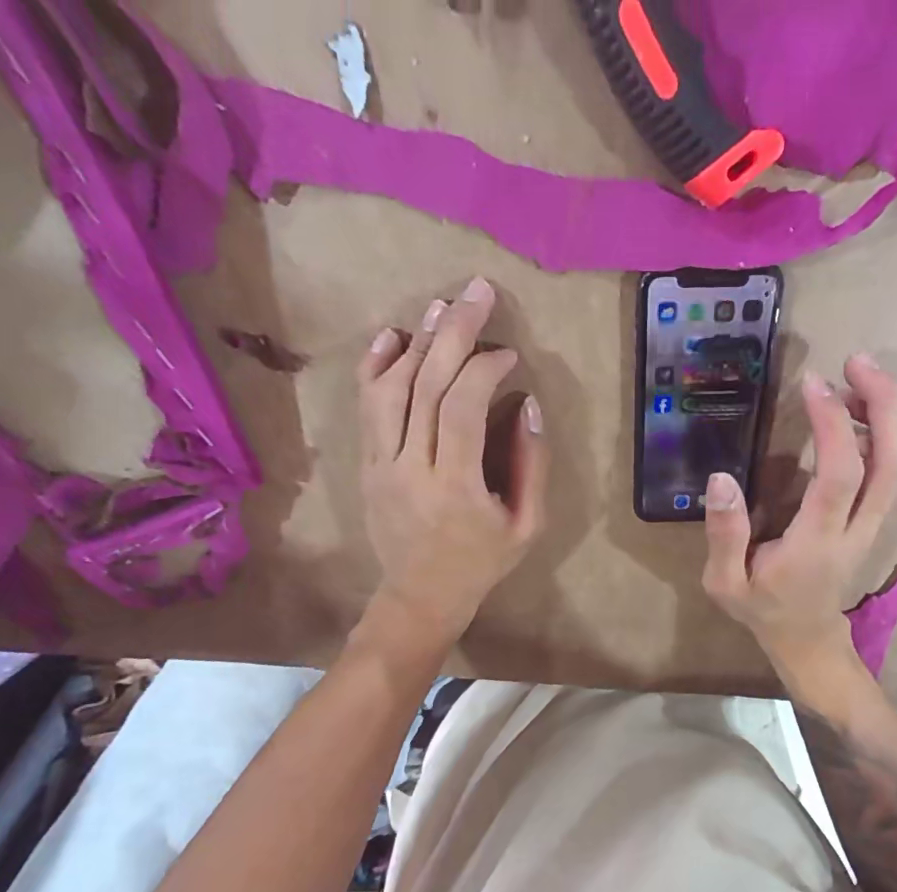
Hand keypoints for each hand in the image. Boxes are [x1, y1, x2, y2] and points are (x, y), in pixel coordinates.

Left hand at [355, 276, 547, 644]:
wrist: (419, 595)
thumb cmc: (480, 563)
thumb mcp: (526, 526)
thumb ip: (531, 466)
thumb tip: (526, 403)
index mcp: (454, 487)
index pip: (461, 408)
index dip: (484, 369)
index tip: (508, 354)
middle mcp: (410, 468)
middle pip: (425, 386)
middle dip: (454, 333)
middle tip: (477, 292)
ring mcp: (380, 465)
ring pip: (389, 390)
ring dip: (416, 343)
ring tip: (440, 307)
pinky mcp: (366, 465)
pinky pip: (365, 409)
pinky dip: (375, 369)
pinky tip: (391, 337)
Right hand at [701, 353, 896, 679]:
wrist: (807, 638)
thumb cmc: (761, 608)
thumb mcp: (724, 582)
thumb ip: (724, 533)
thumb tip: (720, 479)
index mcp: (818, 542)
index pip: (840, 475)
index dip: (833, 424)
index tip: (813, 383)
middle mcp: (859, 529)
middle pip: (895, 461)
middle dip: (885, 404)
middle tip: (856, 363)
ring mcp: (877, 525)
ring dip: (894, 415)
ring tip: (862, 378)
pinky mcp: (880, 521)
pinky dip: (895, 434)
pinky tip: (869, 414)